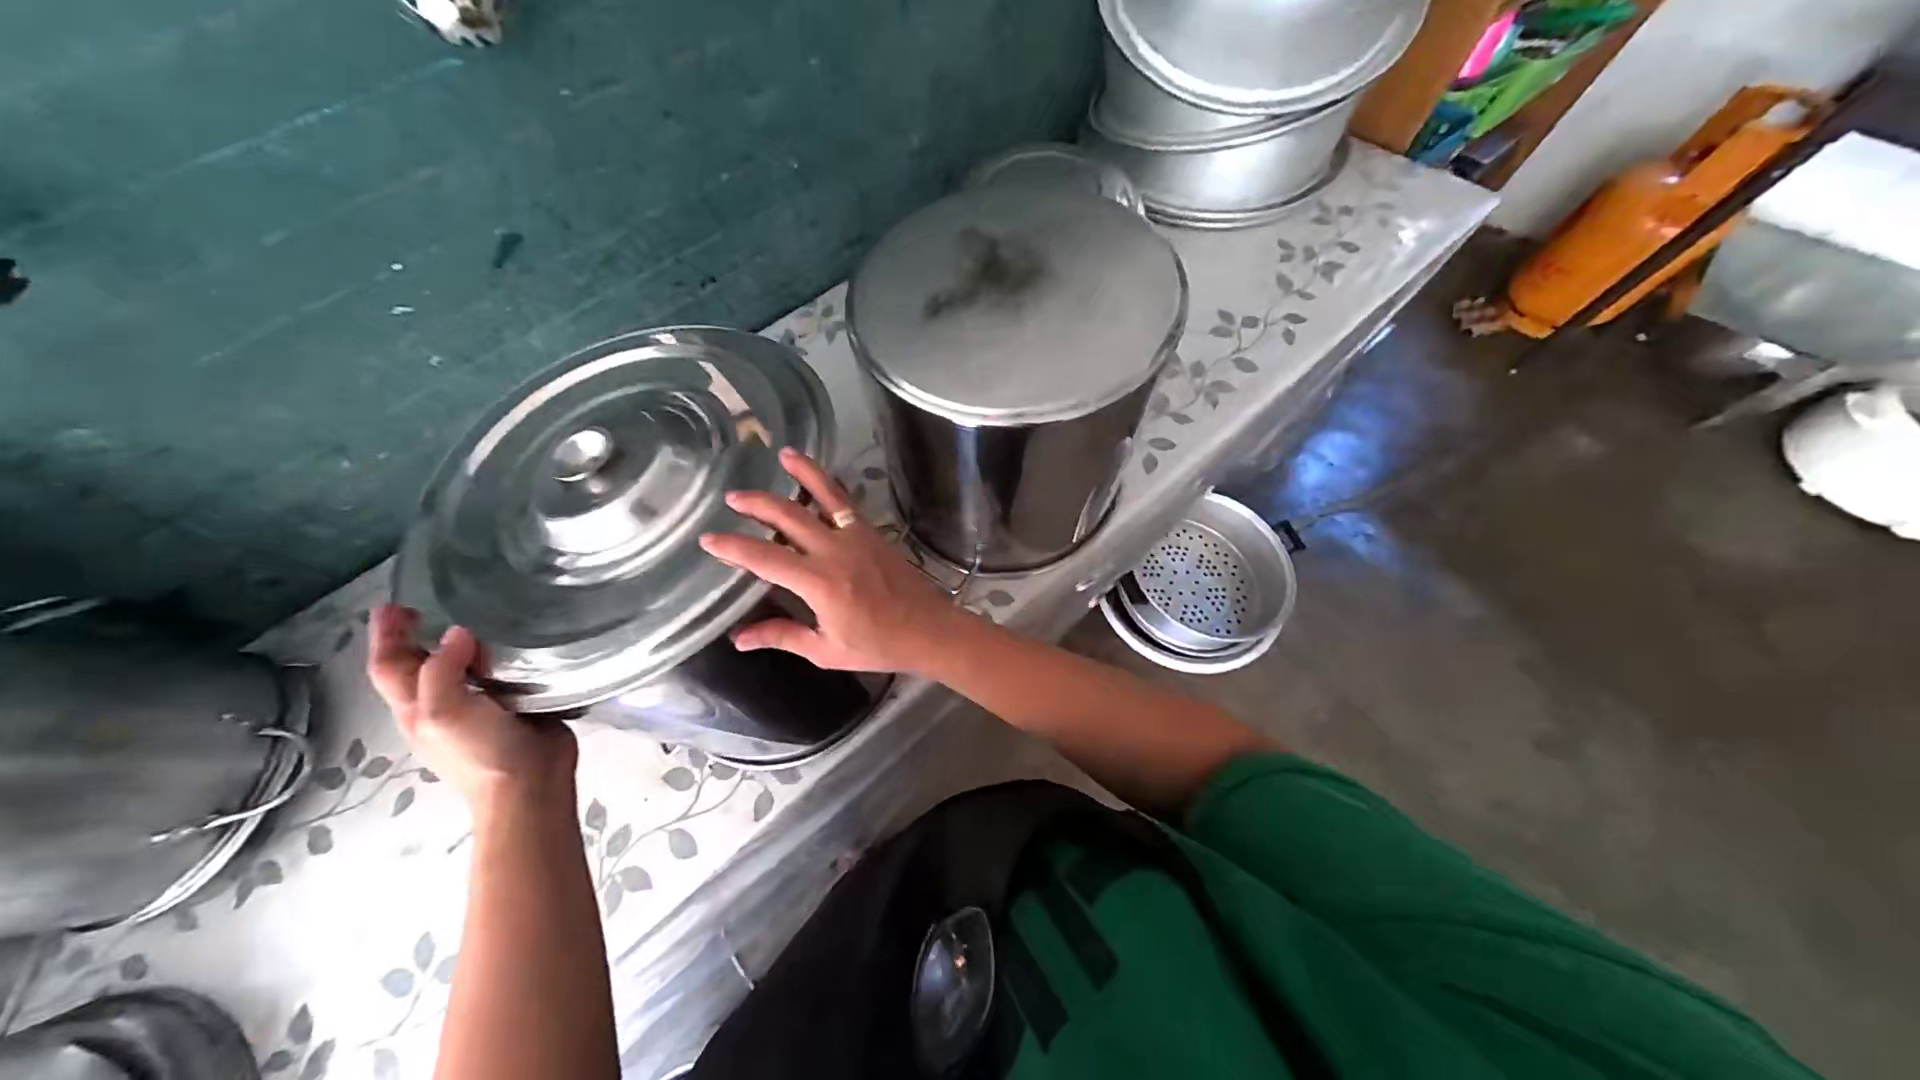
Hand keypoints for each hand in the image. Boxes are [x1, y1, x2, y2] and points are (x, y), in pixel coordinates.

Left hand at [367, 605, 577, 811]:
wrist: (529, 786)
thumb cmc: (482, 753)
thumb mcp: (446, 713)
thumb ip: (443, 671)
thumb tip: (458, 633)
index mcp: (418, 707)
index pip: (390, 665)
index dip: (386, 636)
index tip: (393, 605)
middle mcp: (444, 704)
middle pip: (420, 665)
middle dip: (418, 636)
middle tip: (432, 604)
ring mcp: (480, 707)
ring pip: (462, 668)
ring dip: (462, 644)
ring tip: (479, 615)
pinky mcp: (516, 706)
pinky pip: (503, 674)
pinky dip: (501, 656)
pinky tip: (518, 642)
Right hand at [698, 448, 974, 673]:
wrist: (930, 629)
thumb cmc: (879, 645)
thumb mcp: (827, 650)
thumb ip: (782, 636)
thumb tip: (739, 638)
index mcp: (820, 582)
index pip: (766, 559)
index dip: (734, 547)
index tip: (708, 538)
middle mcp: (835, 551)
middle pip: (789, 516)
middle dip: (757, 504)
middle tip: (732, 497)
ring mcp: (857, 536)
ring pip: (824, 496)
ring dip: (802, 474)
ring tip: (784, 453)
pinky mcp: (873, 532)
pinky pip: (845, 502)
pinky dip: (829, 486)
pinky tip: (819, 479)